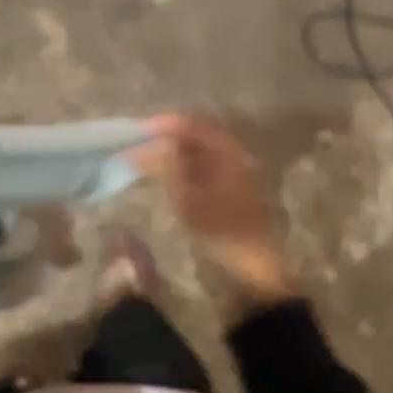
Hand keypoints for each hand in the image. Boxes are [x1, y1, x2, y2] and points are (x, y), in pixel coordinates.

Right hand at [138, 116, 297, 304]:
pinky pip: (202, 167)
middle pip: (194, 135)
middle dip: (164, 138)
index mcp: (226, 151)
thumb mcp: (189, 199)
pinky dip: (182, 167)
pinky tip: (166, 177)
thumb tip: (149, 144)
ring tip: (145, 160)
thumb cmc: (223, 231)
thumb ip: (168, 167)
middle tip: (136, 146)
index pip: (190, 125)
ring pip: (197, 151)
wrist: (256, 268)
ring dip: (172, 152)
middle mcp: (231, 154)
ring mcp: (233, 171)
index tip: (136, 132)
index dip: (162, 125)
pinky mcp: (230, 188)